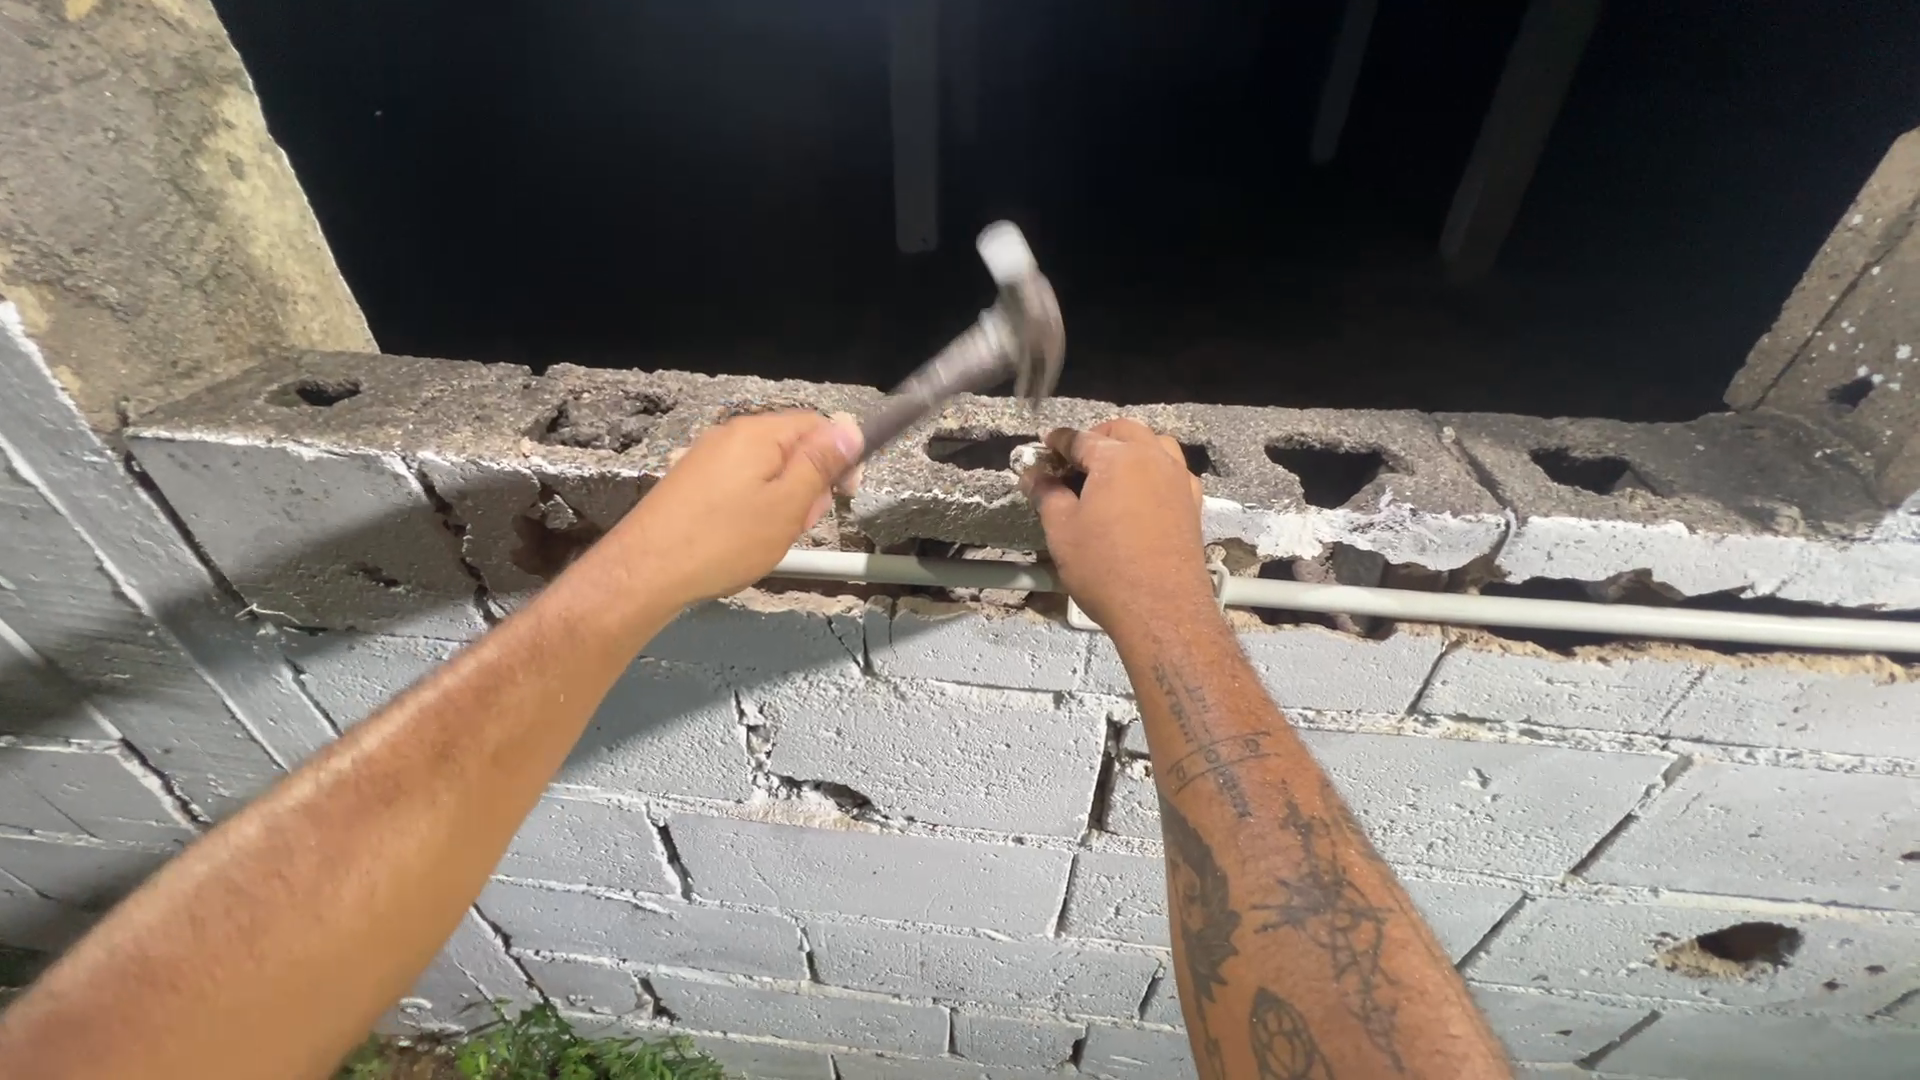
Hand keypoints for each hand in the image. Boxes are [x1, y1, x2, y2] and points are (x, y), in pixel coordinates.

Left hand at [607, 411, 861, 604]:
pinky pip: (740, 484)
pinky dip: (754, 506)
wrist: (646, 573)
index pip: (817, 424)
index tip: (845, 493)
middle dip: (808, 483)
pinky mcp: (692, 482)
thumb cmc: (723, 542)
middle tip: (800, 523)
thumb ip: (820, 464)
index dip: (841, 456)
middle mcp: (729, 436)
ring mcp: (706, 458)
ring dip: (782, 499)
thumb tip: (849, 427)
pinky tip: (745, 538)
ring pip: (766, 469)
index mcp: (757, 434)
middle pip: (791, 446)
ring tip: (771, 536)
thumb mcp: (787, 505)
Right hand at [1021, 419, 1214, 632]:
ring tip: (1111, 469)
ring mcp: (1178, 479)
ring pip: (1156, 444)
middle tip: (1075, 459)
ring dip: (1132, 447)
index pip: (1080, 438)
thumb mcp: (1062, 530)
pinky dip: (1155, 469)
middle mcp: (1153, 458)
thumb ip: (1046, 494)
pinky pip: (1173, 471)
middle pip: (1124, 431)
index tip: (1043, 448)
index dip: (1057, 442)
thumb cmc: (1104, 567)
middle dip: (1097, 436)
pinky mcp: (1193, 503)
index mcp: (1116, 458)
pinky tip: (1141, 492)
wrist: (1161, 609)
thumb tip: (1033, 475)